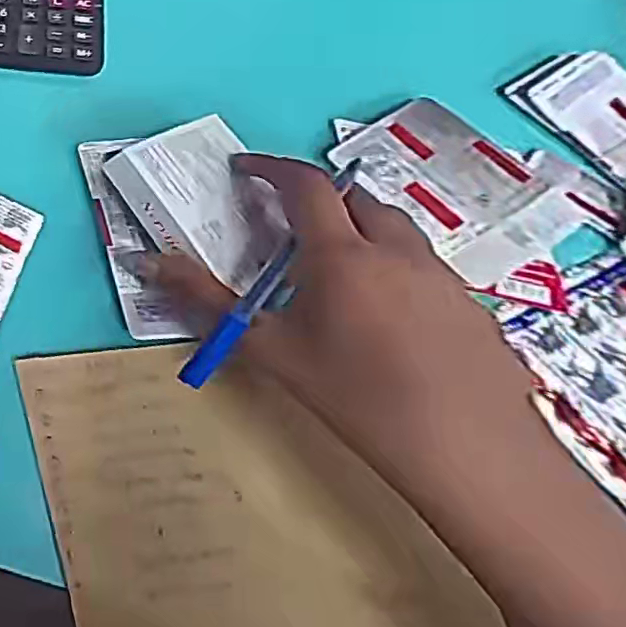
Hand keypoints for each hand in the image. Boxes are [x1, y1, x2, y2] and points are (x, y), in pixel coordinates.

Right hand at [146, 154, 625, 626]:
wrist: (476, 458)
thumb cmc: (356, 396)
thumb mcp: (268, 349)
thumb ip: (205, 301)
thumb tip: (148, 263)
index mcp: (341, 255)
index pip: (304, 185)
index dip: (269, 167)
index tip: (242, 168)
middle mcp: (395, 252)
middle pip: (354, 196)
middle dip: (314, 194)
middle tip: (282, 216)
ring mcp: (442, 277)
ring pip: (394, 227)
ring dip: (355, 224)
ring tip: (327, 261)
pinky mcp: (472, 306)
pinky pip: (421, 263)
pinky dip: (388, 261)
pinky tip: (378, 311)